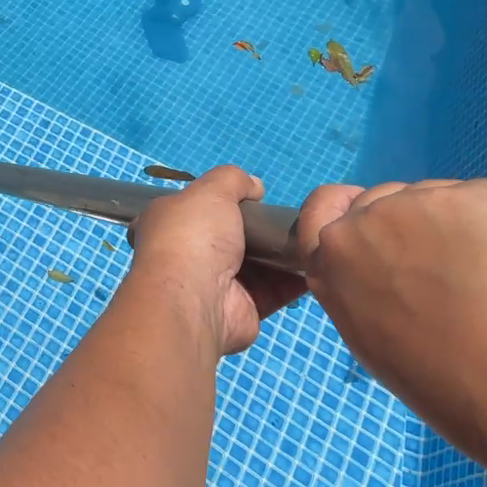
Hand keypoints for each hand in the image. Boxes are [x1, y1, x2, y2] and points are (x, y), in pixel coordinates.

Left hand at [128, 165, 306, 356]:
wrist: (196, 298)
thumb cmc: (194, 235)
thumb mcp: (210, 192)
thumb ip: (232, 180)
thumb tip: (254, 185)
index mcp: (168, 221)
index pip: (194, 206)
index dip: (220, 200)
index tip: (253, 198)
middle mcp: (187, 250)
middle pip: (230, 234)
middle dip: (258, 228)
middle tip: (289, 220)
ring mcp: (214, 280)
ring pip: (256, 262)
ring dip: (281, 253)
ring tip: (312, 239)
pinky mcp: (243, 305)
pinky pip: (275, 288)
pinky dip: (295, 279)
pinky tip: (318, 265)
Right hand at [294, 179, 486, 401]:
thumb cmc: (459, 392)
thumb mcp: (384, 350)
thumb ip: (373, 303)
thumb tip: (414, 294)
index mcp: (329, 269)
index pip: (322, 212)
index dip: (351, 208)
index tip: (388, 224)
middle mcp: (359, 230)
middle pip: (389, 200)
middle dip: (425, 221)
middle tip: (473, 263)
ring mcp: (411, 208)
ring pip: (447, 196)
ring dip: (482, 224)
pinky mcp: (472, 199)